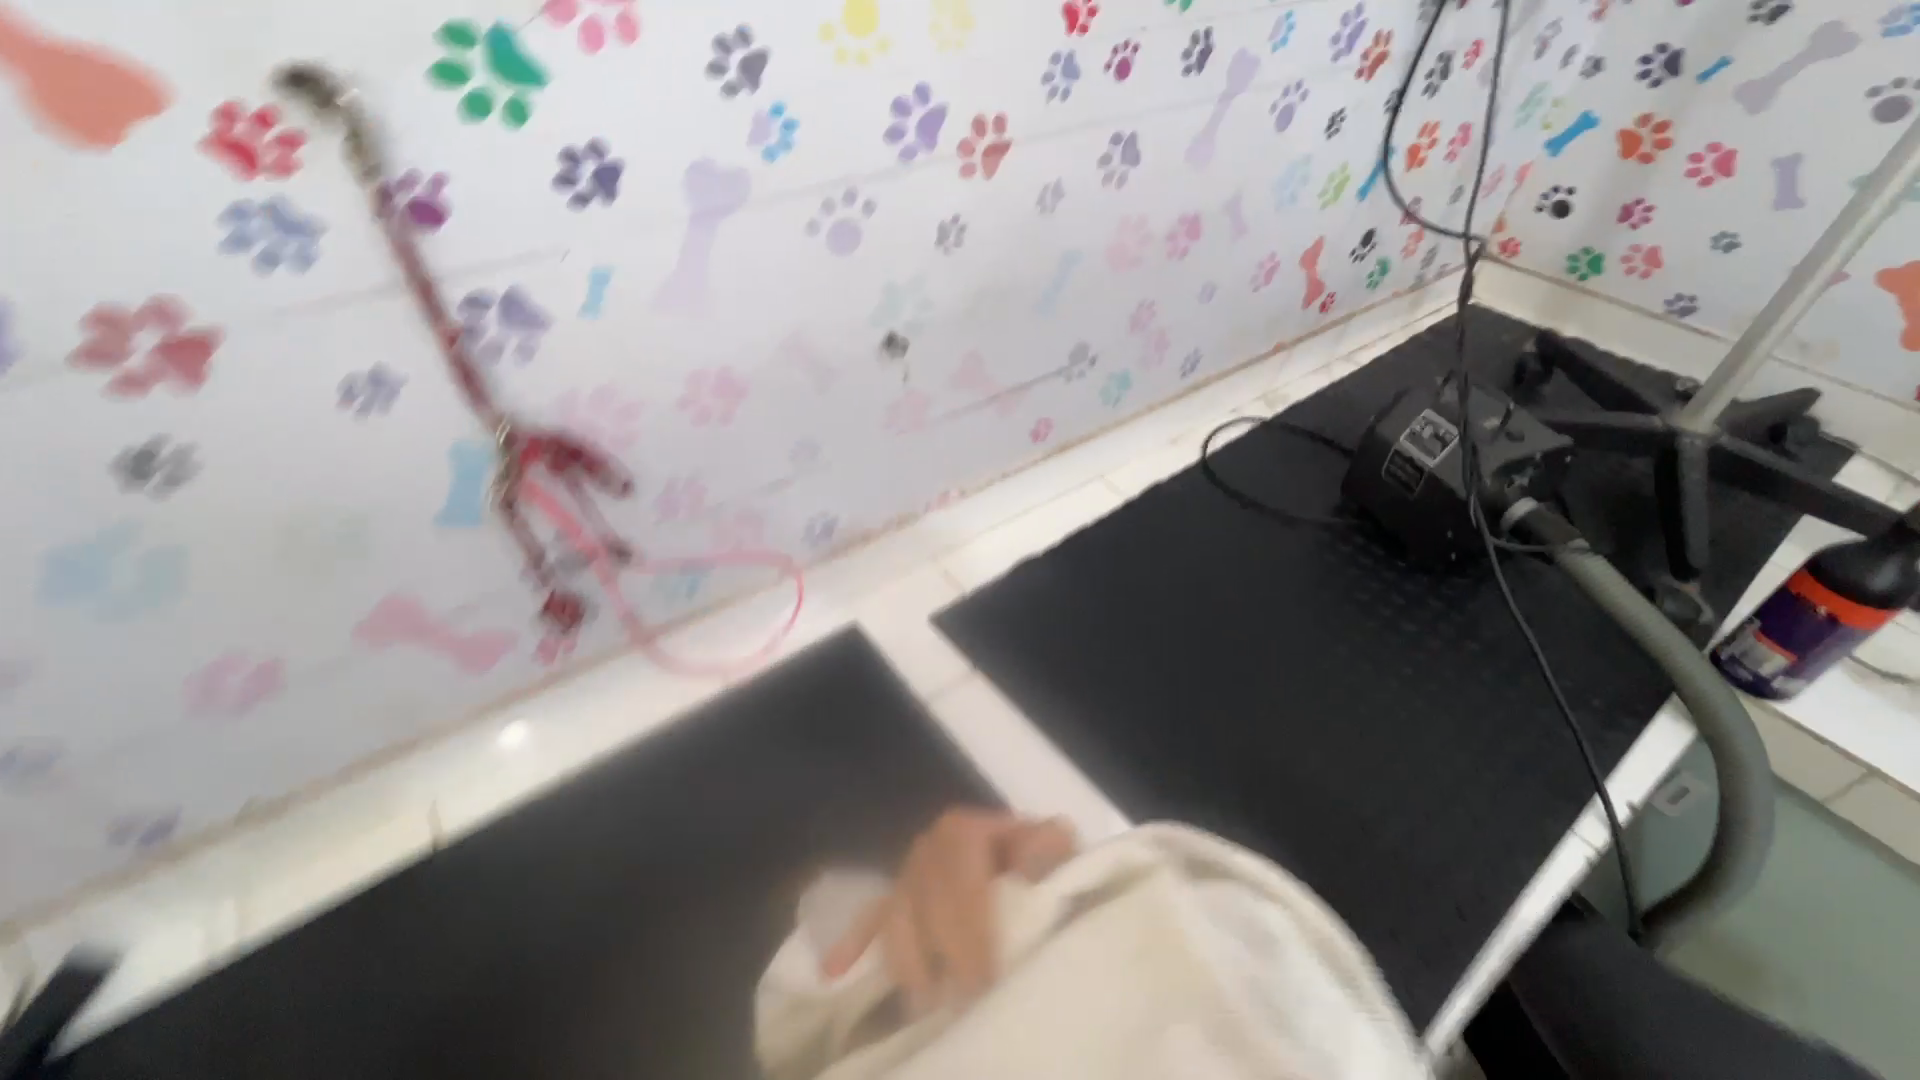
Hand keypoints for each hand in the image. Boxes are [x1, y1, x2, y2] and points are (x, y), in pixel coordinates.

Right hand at [820, 808, 1076, 1013]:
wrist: (1026, 859)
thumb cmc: (1040, 858)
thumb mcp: (1053, 845)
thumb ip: (1048, 844)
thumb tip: (1048, 840)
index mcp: (962, 830)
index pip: (959, 881)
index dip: (970, 930)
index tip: (985, 975)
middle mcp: (926, 847)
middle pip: (925, 905)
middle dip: (944, 955)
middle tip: (964, 1001)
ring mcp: (906, 874)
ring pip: (895, 920)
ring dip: (908, 962)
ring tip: (924, 1003)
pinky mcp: (894, 898)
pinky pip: (869, 921)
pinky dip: (850, 945)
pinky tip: (833, 972)